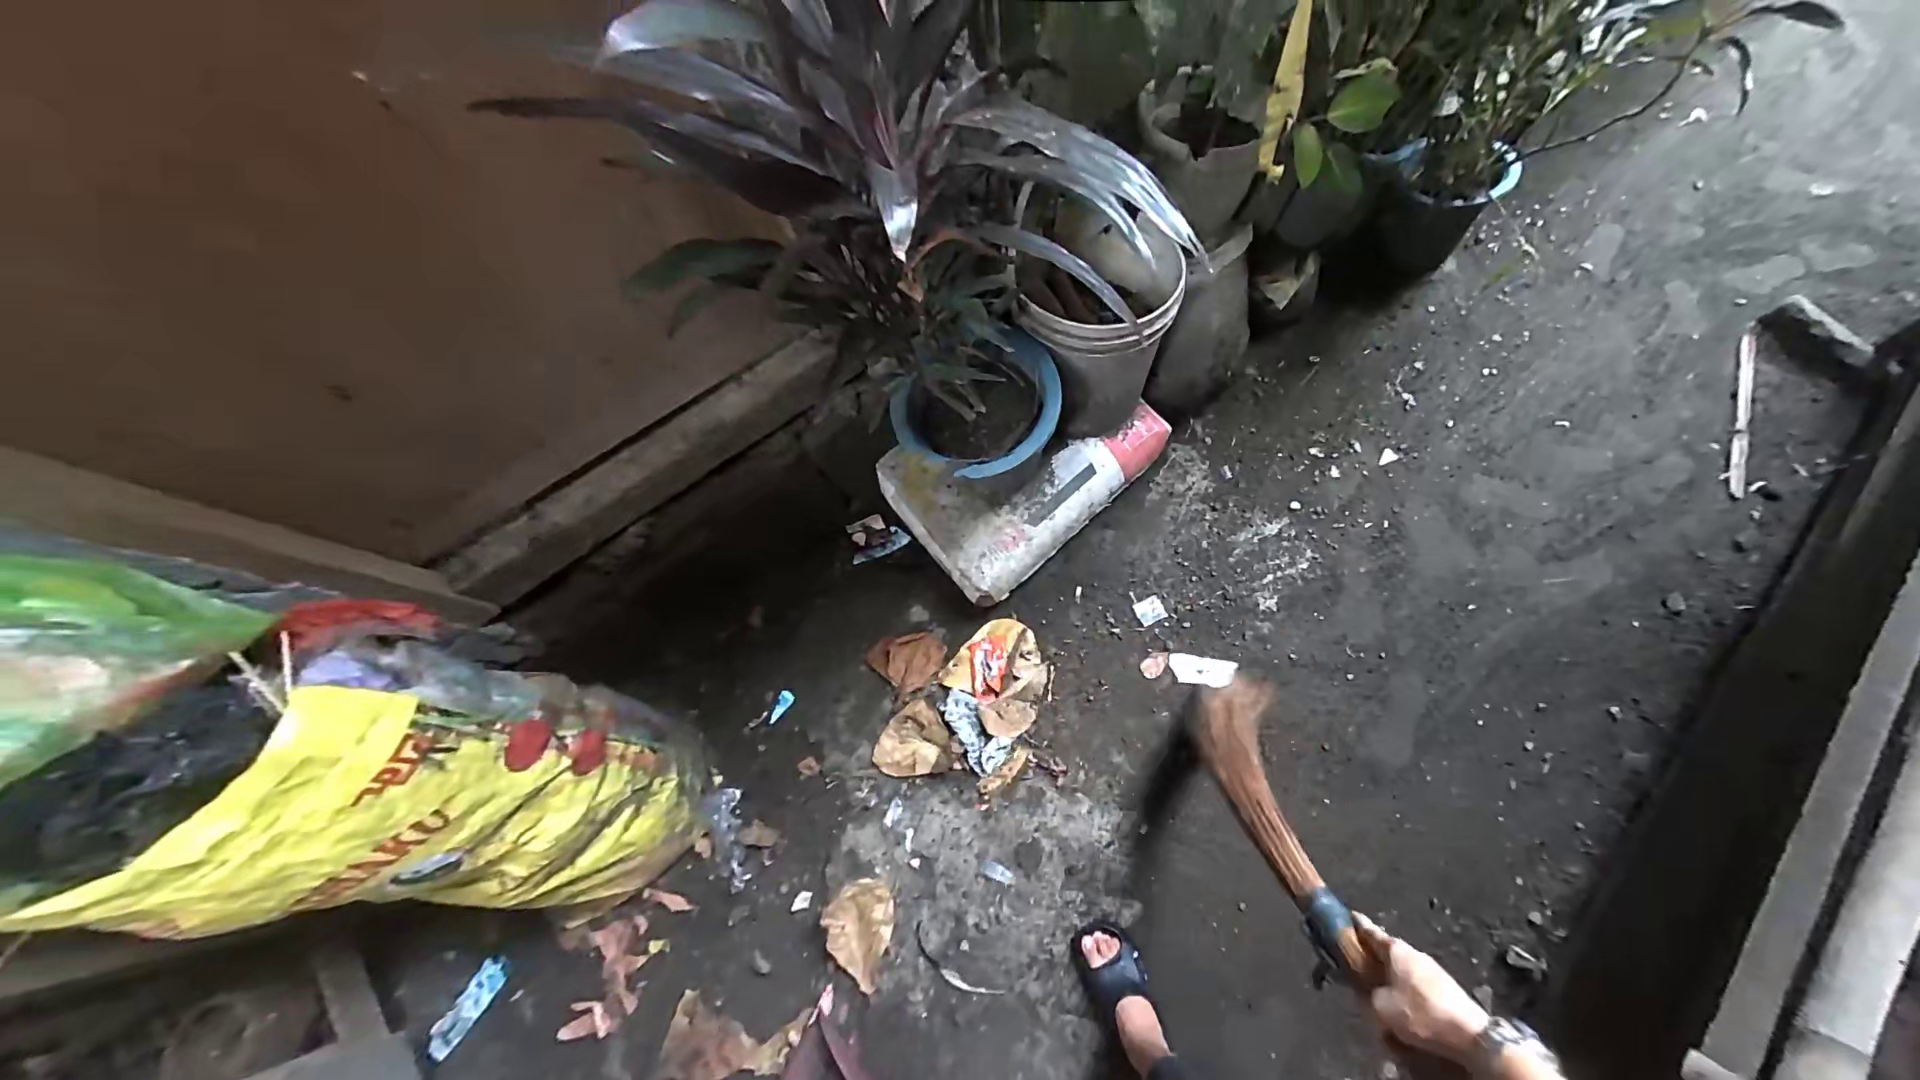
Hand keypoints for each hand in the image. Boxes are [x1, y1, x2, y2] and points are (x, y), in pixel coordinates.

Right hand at [1354, 913, 1489, 1065]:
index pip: (1369, 930)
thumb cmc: (1421, 1014)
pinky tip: (1407, 1010)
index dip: (1357, 923)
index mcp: (1395, 949)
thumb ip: (1368, 995)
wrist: (1475, 1038)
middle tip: (1360, 968)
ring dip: (1393, 979)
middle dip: (1374, 959)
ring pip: (1404, 971)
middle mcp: (1414, 954)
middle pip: (1387, 951)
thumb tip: (1369, 993)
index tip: (1348, 915)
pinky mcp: (1449, 990)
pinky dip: (1409, 993)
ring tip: (1384, 996)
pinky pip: (1419, 986)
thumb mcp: (1381, 1007)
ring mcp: (1435, 970)